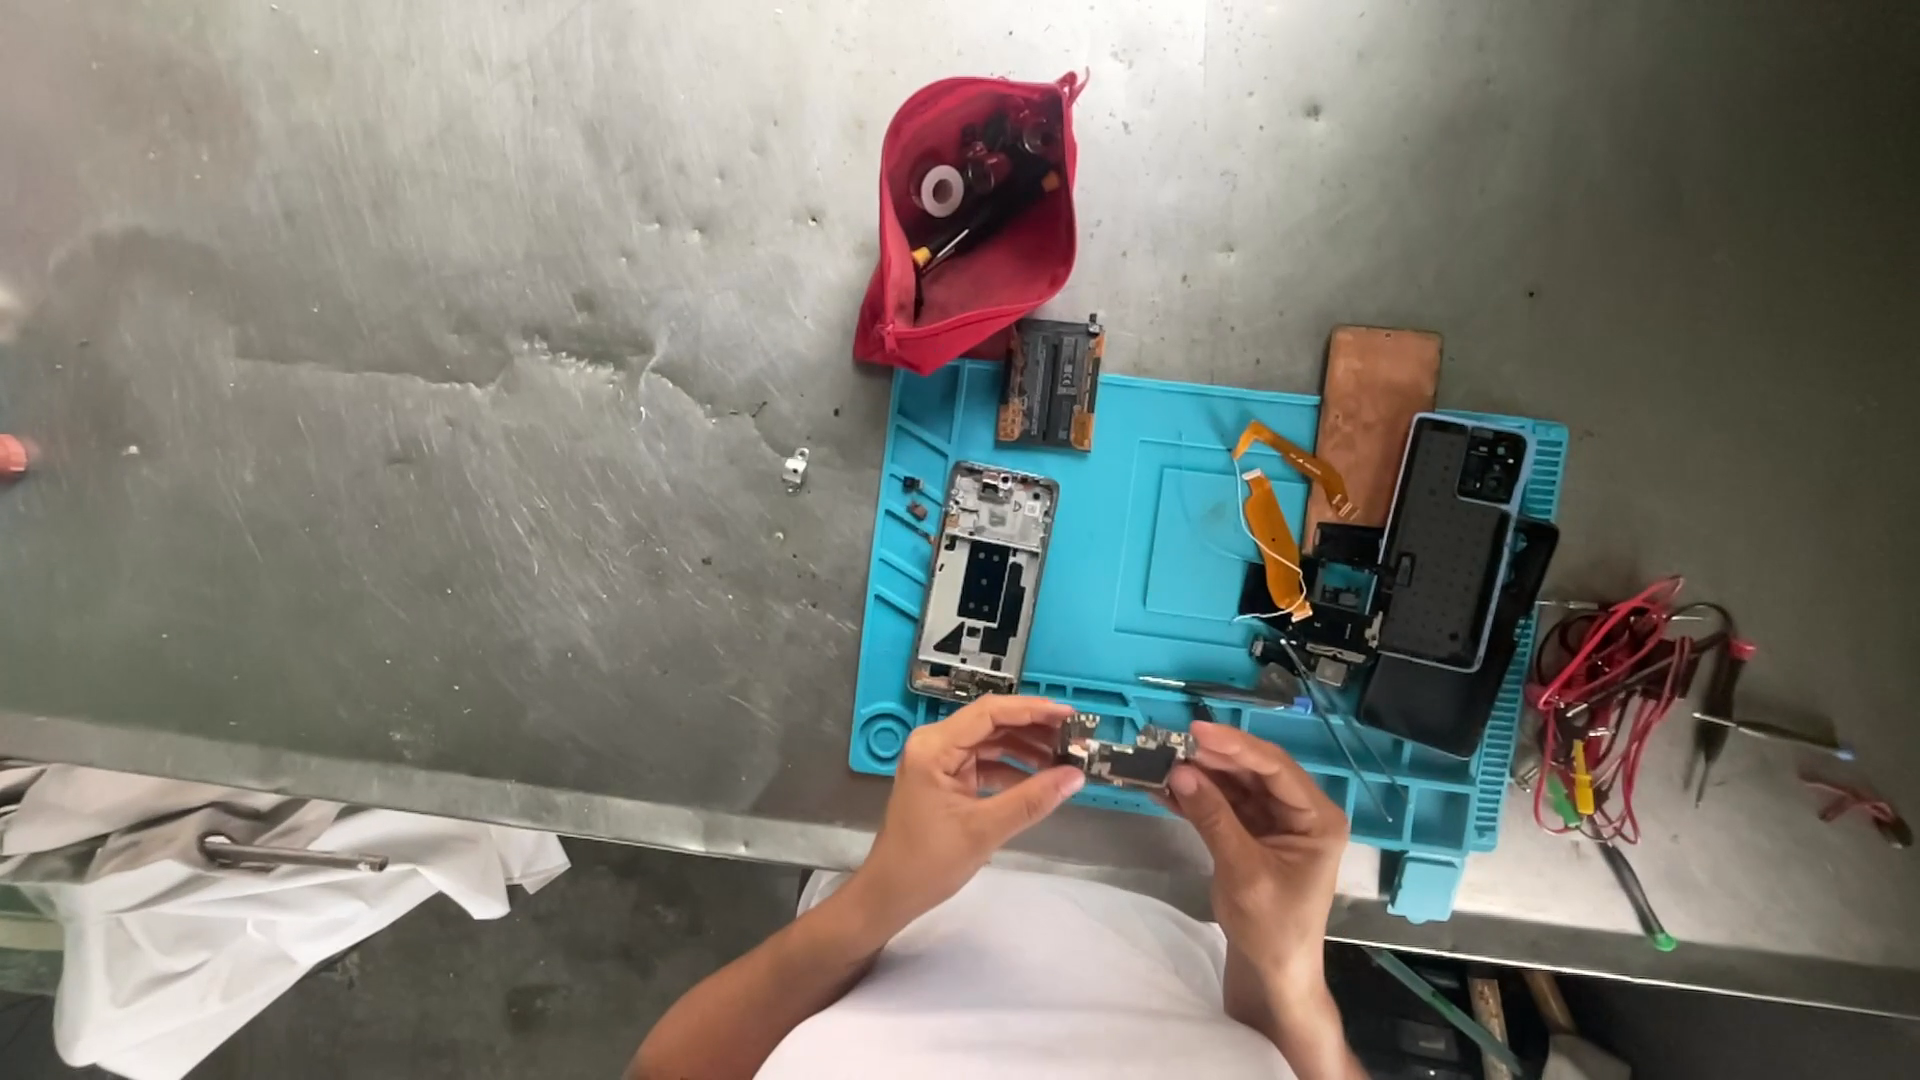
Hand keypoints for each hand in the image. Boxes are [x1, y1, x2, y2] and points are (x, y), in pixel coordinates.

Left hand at [851, 695, 1084, 929]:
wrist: (890, 894)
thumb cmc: (928, 862)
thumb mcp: (984, 831)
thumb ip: (1031, 800)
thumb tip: (1075, 776)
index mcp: (934, 746)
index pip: (989, 713)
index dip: (1031, 710)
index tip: (1069, 716)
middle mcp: (935, 743)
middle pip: (992, 723)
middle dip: (1033, 729)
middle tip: (1073, 739)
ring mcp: (940, 760)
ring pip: (991, 741)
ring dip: (1026, 749)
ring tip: (1064, 759)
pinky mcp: (947, 777)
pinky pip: (985, 762)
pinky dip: (1013, 768)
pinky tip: (1041, 778)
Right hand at [1168, 720, 1348, 994]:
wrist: (1272, 973)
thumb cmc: (1273, 927)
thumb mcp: (1243, 871)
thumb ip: (1213, 818)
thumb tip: (1180, 771)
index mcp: (1317, 817)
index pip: (1275, 767)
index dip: (1236, 745)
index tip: (1197, 730)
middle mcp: (1298, 811)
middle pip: (1252, 770)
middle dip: (1212, 758)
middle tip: (1171, 747)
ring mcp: (1272, 820)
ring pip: (1232, 783)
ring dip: (1199, 775)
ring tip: (1161, 764)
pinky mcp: (1248, 831)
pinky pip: (1220, 803)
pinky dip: (1194, 796)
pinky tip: (1163, 789)